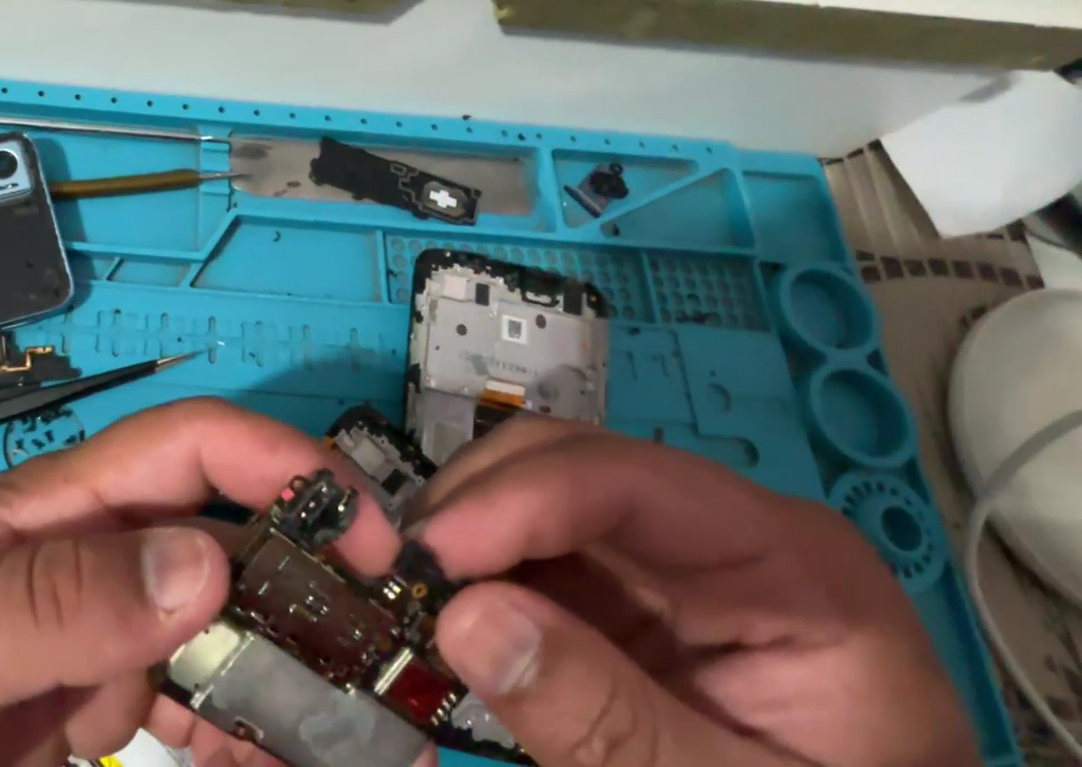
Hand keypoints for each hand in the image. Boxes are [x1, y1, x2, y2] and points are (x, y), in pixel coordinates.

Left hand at [0, 397, 400, 766]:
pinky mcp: (100, 713)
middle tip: (385, 656)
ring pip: (226, 632)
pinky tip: (274, 760)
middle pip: (227, 539)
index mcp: (52, 513)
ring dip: (294, 671)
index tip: (365, 533)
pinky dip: (247, 735)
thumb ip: (38, 599)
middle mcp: (92, 564)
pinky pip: (195, 711)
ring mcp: (101, 643)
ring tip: (355, 728)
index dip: (281, 462)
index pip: (185, 448)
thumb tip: (199, 555)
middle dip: (311, 578)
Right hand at [408, 417, 980, 766]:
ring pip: (523, 486)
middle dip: (468, 504)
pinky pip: (518, 543)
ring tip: (404, 592)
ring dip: (455, 529)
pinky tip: (437, 605)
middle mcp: (714, 525)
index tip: (424, 558)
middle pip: (561, 458)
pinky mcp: (613, 581)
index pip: (624, 480)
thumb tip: (463, 618)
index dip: (512, 502)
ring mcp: (658, 549)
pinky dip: (465, 565)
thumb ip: (608, 725)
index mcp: (787, 560)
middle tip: (396, 574)